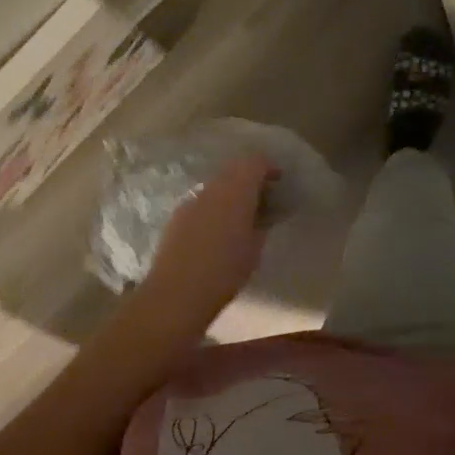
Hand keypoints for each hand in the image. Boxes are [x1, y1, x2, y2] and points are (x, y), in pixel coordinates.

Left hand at [137, 155, 274, 316]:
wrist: (177, 292)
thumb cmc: (225, 272)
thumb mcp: (254, 250)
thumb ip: (260, 225)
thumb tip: (262, 214)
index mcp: (236, 192)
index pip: (253, 162)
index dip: (268, 167)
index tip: (278, 181)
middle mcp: (211, 189)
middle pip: (232, 169)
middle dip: (248, 177)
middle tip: (261, 197)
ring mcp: (190, 200)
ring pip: (215, 185)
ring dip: (229, 192)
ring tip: (240, 216)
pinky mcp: (176, 216)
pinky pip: (201, 201)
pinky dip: (213, 206)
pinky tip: (217, 229)